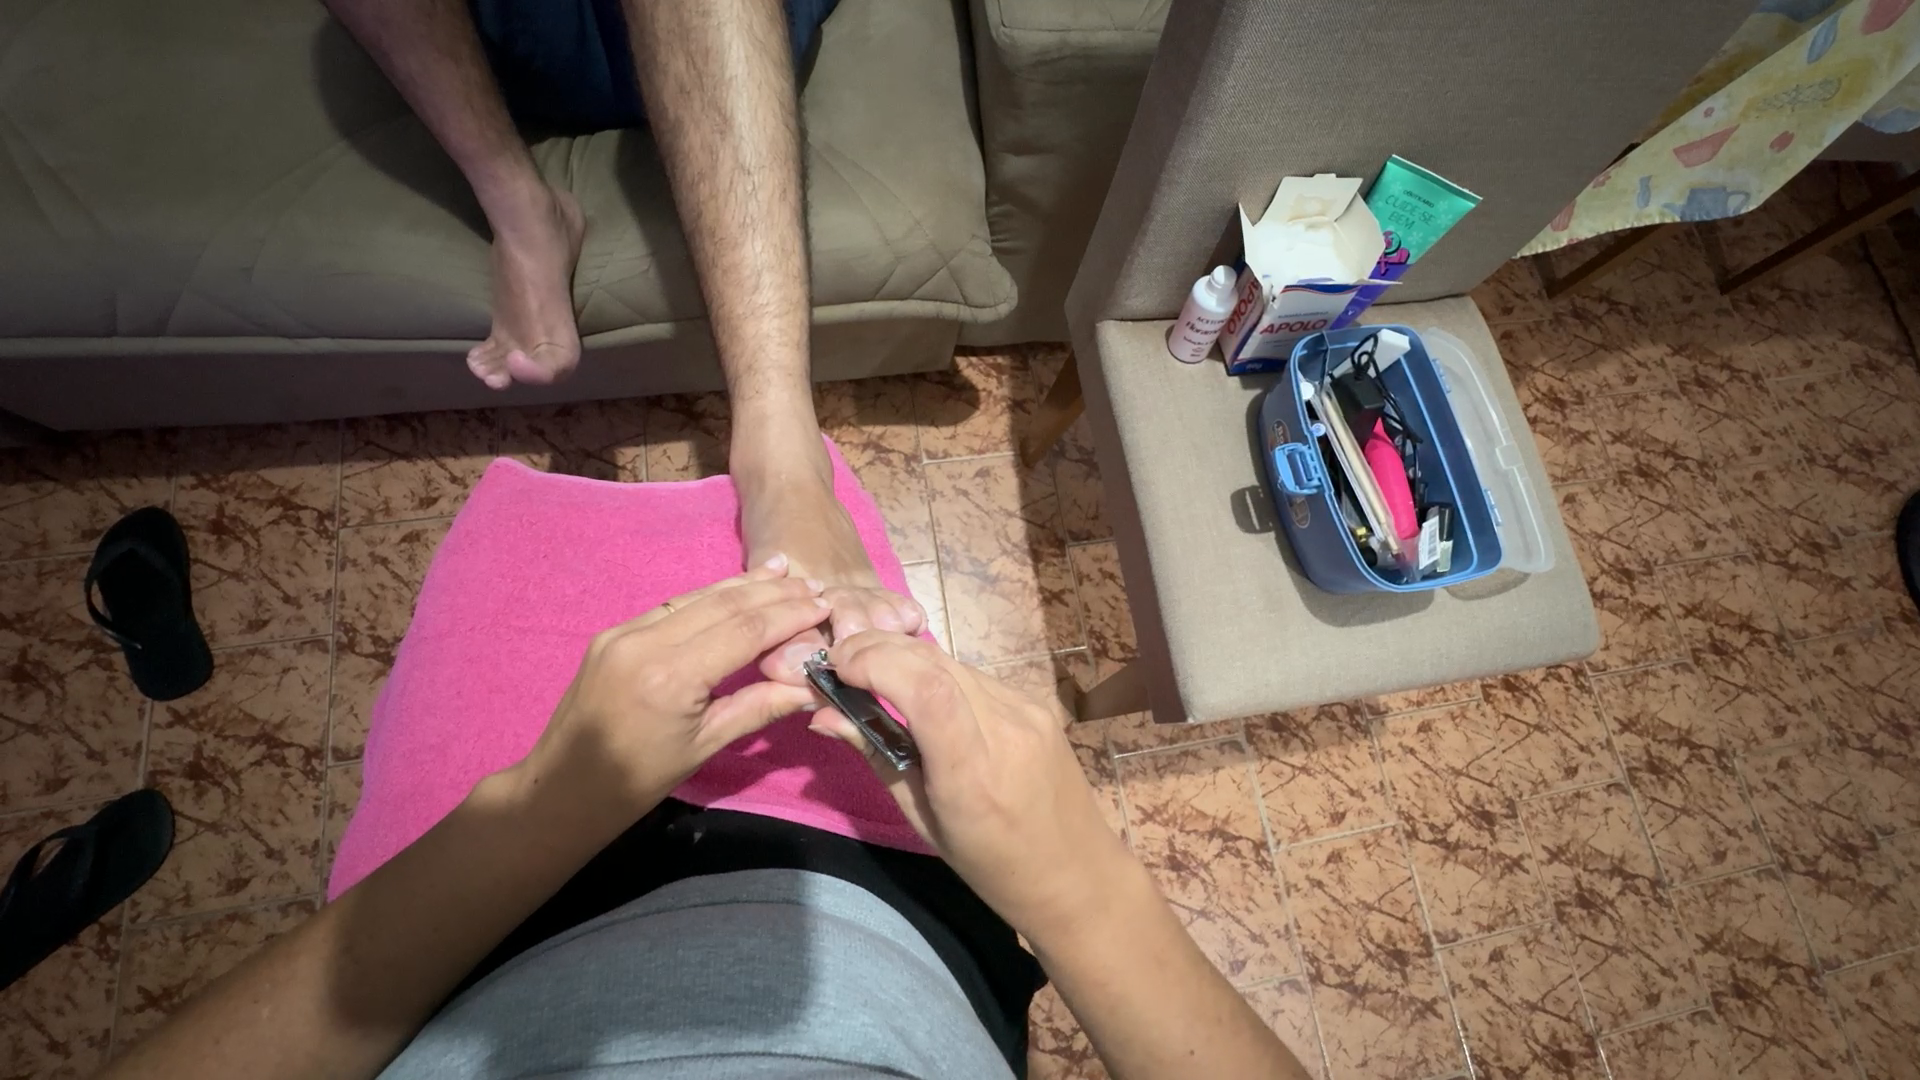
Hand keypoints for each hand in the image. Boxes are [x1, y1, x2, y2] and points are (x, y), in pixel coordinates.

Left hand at [516, 556, 829, 829]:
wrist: (562, 790)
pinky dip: (712, 595)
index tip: (824, 605)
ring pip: (698, 597)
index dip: (788, 615)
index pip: (744, 631)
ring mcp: (625, 631)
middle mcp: (646, 642)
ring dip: (745, 584)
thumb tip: (812, 685)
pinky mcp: (615, 632)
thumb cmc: (639, 780)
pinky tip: (738, 587)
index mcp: (672, 677)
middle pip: (724, 605)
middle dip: (773, 593)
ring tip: (784, 571)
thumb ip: (760, 706)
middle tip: (814, 585)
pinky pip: (674, 606)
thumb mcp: (706, 745)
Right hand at [808, 632, 1130, 935]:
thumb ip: (877, 757)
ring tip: (868, 665)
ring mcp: (1028, 709)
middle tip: (840, 657)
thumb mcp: (922, 820)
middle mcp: (1006, 729)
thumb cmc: (990, 865)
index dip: (878, 664)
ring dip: (904, 655)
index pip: (929, 690)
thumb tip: (824, 712)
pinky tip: (917, 685)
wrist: (1076, 872)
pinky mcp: (1037, 702)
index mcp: (974, 773)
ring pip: (953, 662)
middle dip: (879, 648)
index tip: (837, 666)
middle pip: (936, 662)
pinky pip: (975, 676)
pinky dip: (936, 671)